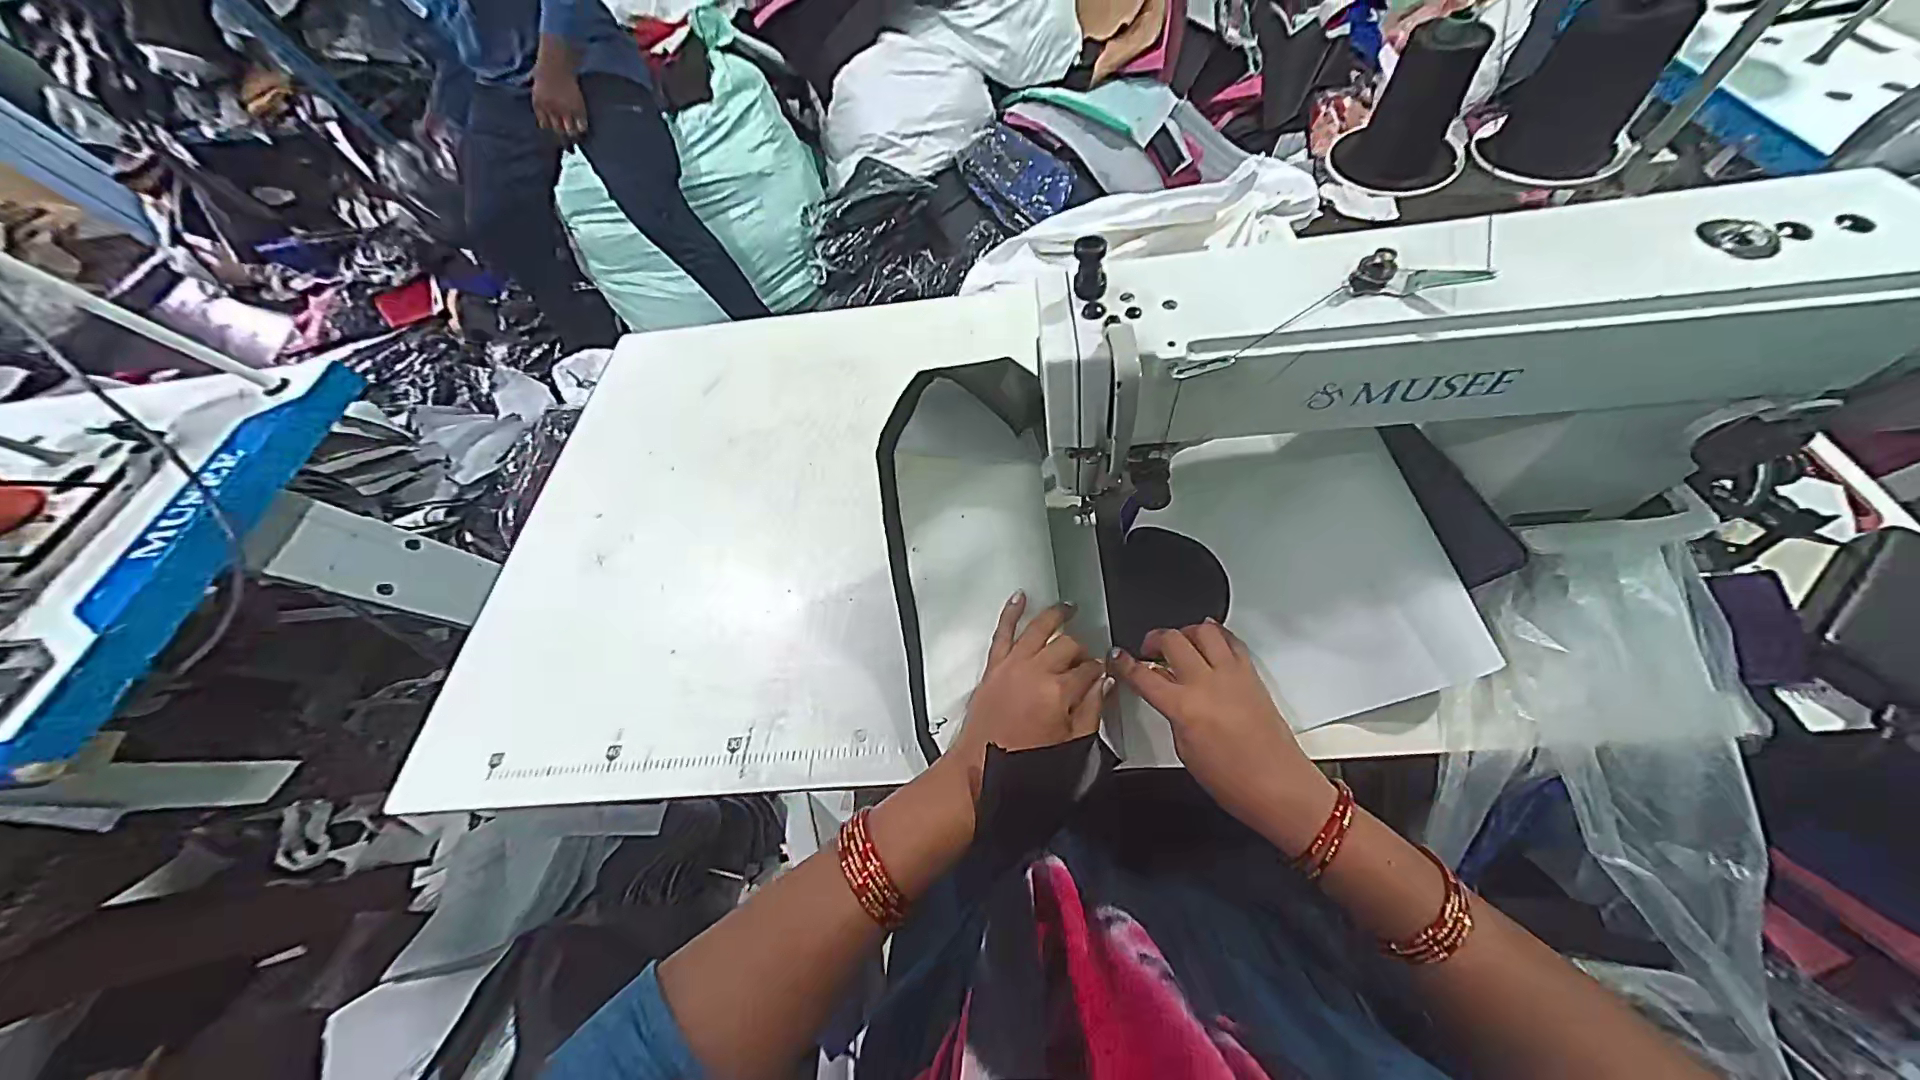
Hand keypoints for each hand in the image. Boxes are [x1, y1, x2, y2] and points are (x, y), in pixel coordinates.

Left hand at [531, 59, 587, 142]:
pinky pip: (582, 126)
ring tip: (575, 141)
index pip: (545, 127)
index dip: (550, 135)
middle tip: (568, 149)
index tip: (553, 143)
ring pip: (570, 131)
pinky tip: (582, 130)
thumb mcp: (534, 89)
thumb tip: (542, 122)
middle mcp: (552, 110)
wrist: (555, 62)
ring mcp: (566, 110)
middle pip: (558, 132)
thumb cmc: (543, 72)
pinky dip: (582, 129)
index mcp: (539, 106)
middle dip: (562, 141)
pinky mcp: (578, 109)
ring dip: (573, 137)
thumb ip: (539, 105)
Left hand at [945, 592, 1108, 793]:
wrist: (979, 771)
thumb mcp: (1071, 747)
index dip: (1100, 671)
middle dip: (1082, 649)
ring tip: (1068, 608)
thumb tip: (1104, 686)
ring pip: (1039, 628)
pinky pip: (1003, 631)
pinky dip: (1011, 611)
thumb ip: (1091, 711)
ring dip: (1056, 615)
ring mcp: (1012, 666)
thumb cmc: (1021, 766)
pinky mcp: (993, 666)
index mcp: (1058, 693)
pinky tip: (1020, 598)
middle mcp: (1034, 672)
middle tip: (1086, 657)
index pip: (1089, 670)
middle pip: (1068, 646)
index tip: (1102, 673)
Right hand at [1112, 621, 1331, 845]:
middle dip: (1153, 639)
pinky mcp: (1252, 675)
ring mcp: (1232, 676)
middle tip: (1148, 648)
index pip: (1143, 674)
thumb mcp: (1184, 750)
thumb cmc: (1235, 781)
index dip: (1124, 662)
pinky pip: (1231, 641)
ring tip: (1179, 641)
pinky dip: (1216, 635)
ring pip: (1203, 630)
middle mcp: (1208, 684)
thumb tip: (1165, 694)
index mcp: (1184, 707)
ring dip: (1185, 632)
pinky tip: (1209, 640)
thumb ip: (1171, 714)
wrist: (1279, 788)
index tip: (1119, 656)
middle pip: (1171, 639)